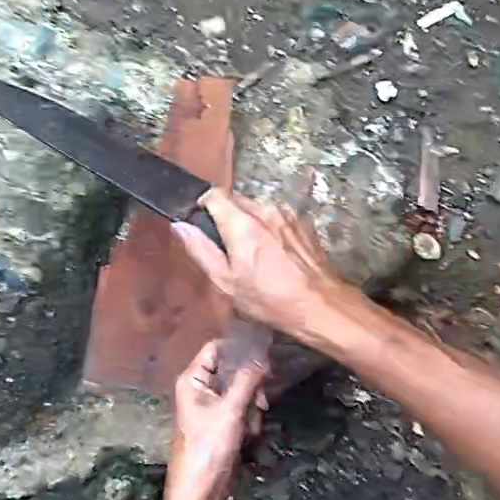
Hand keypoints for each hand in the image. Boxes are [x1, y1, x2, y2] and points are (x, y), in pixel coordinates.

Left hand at [166, 339, 265, 499]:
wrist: (201, 486)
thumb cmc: (208, 445)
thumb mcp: (230, 409)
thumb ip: (247, 380)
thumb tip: (262, 356)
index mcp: (193, 379)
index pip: (215, 349)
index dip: (238, 348)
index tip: (264, 355)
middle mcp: (200, 387)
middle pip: (231, 369)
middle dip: (249, 384)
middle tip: (261, 399)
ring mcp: (211, 404)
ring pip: (240, 390)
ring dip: (251, 405)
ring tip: (250, 423)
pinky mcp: (221, 420)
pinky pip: (240, 408)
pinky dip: (248, 418)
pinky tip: (249, 432)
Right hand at [172, 191, 351, 336]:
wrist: (319, 305)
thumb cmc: (271, 299)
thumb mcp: (226, 281)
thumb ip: (200, 250)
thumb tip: (180, 227)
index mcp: (242, 223)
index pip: (215, 194)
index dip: (204, 206)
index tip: (203, 224)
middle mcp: (265, 210)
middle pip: (236, 200)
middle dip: (227, 218)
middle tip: (228, 249)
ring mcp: (287, 214)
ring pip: (257, 208)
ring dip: (250, 224)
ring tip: (253, 255)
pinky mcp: (302, 222)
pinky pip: (276, 217)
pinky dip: (270, 229)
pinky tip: (274, 255)